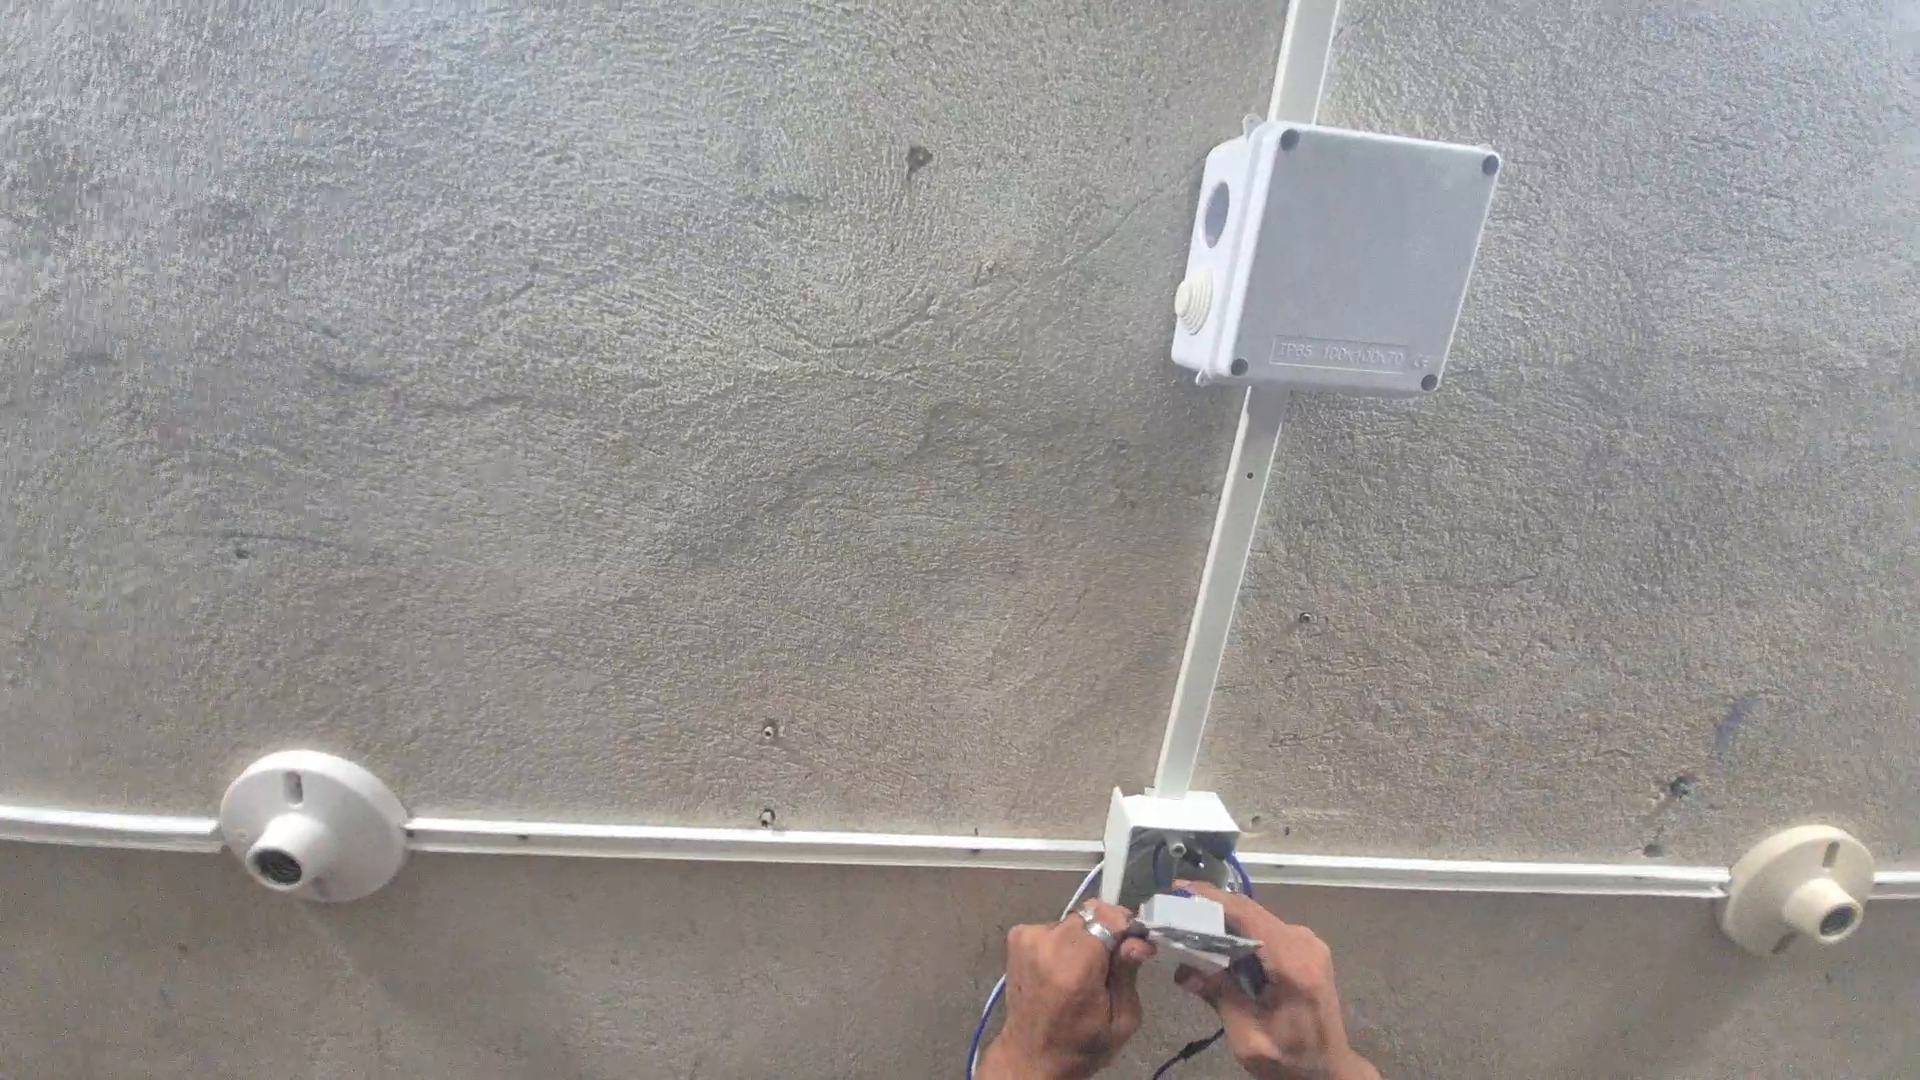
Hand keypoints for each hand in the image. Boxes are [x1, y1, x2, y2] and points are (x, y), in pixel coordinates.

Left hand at [977, 899, 1155, 1079]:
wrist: (1031, 1054)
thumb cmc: (1082, 1044)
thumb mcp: (1120, 1021)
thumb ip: (1129, 974)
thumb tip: (1140, 941)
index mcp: (1077, 967)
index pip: (1108, 918)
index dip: (1126, 924)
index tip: (1135, 938)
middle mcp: (1049, 944)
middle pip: (1090, 914)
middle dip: (1107, 928)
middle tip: (1113, 955)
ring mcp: (1029, 937)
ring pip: (1072, 919)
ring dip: (1084, 935)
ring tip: (1084, 966)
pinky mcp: (1017, 936)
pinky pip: (1053, 926)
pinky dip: (1063, 939)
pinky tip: (1061, 965)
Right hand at [1172, 880, 1379, 1079]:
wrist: (1332, 1074)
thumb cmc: (1292, 1061)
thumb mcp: (1249, 1039)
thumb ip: (1219, 997)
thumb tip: (1183, 969)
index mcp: (1294, 966)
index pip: (1247, 915)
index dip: (1210, 898)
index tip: (1177, 891)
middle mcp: (1304, 943)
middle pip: (1248, 911)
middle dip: (1209, 907)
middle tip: (1172, 909)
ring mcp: (1307, 941)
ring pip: (1254, 916)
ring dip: (1221, 918)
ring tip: (1187, 924)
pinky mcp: (1304, 945)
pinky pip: (1262, 926)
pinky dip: (1236, 929)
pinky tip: (1215, 939)